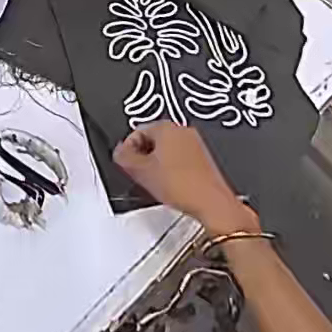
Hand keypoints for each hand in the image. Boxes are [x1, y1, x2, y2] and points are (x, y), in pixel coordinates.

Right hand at [114, 121, 259, 235]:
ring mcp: (195, 144)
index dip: (128, 149)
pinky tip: (171, 184)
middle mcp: (183, 131)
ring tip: (156, 181)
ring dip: (157, 164)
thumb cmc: (183, 185)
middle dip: (142, 156)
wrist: (212, 204)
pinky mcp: (203, 159)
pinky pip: (180, 158)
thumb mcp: (141, 171)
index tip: (127, 162)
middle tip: (140, 173)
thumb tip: (119, 152)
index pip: (136, 131)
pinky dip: (172, 169)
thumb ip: (123, 157)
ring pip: (166, 149)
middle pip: (152, 139)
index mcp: (166, 127)